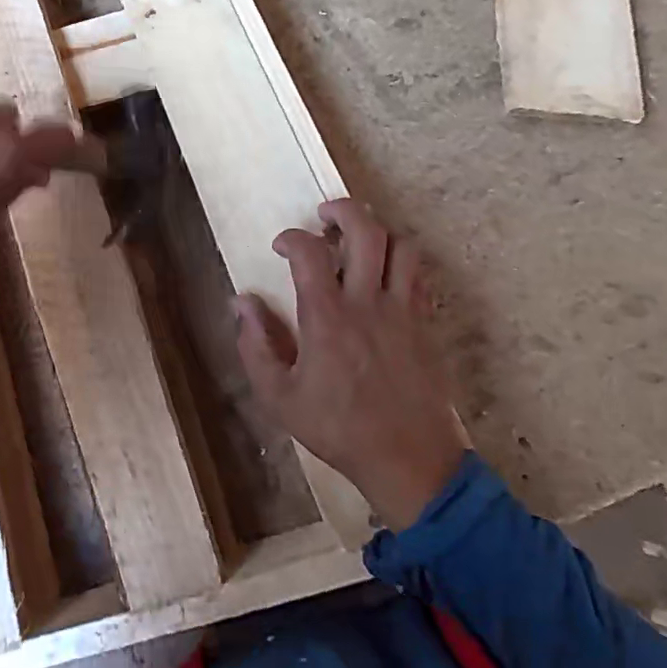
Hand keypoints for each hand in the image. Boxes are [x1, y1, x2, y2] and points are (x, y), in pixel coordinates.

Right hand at [235, 199, 467, 530]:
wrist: (409, 458)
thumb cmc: (338, 429)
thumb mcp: (280, 398)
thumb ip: (255, 346)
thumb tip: (241, 303)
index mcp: (326, 317)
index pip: (308, 251)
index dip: (291, 236)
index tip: (282, 245)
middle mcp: (367, 302)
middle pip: (364, 229)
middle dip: (342, 210)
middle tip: (325, 216)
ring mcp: (403, 309)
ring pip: (399, 244)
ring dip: (377, 232)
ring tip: (359, 241)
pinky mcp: (425, 321)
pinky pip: (420, 273)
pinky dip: (402, 260)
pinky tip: (386, 274)